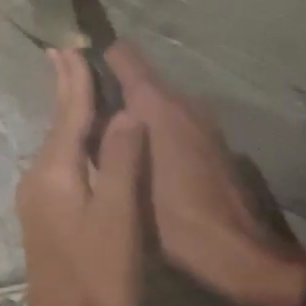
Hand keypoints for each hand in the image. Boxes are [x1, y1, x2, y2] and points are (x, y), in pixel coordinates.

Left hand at [16, 47, 147, 305]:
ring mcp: (37, 201)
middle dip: (65, 89)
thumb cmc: (101, 278)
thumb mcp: (120, 219)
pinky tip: (82, 143)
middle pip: (57, 125)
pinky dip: (72, 142)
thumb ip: (123, 162)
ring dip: (68, 114)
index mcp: (54, 172)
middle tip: (63, 52)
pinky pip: (60, 165)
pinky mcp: (45, 219)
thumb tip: (125, 112)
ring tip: (75, 85)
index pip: (69, 114)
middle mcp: (38, 179)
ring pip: (58, 145)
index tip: (71, 44)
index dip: (75, 79)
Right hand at [103, 42, 305, 305]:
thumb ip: (100, 137)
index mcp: (155, 103)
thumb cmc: (172, 218)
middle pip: (138, 77)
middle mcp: (181, 101)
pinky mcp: (213, 141)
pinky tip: (139, 159)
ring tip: (105, 141)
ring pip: (156, 101)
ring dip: (132, 112)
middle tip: (81, 116)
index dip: (93, 56)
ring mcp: (202, 120)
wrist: (237, 252)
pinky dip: (153, 129)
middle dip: (109, 90)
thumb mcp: (120, 177)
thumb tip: (79, 108)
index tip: (68, 70)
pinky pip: (173, 120)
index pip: (121, 53)